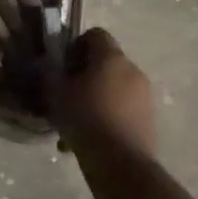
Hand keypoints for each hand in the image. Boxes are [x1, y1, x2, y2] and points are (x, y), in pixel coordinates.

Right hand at [48, 28, 156, 162]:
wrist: (121, 164)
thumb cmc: (85, 118)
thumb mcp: (55, 93)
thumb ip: (49, 73)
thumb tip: (46, 67)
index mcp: (111, 57)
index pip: (95, 34)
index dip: (76, 45)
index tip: (63, 66)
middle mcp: (133, 70)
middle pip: (106, 62)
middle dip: (87, 74)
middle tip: (69, 93)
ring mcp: (145, 96)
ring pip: (116, 87)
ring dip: (98, 96)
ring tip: (79, 120)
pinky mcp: (150, 120)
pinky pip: (125, 109)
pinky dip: (110, 116)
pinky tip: (93, 136)